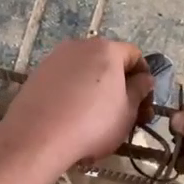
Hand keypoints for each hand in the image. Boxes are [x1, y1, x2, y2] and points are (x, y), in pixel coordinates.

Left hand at [0, 39, 153, 171]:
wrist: (37, 137)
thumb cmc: (92, 124)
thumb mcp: (127, 112)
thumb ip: (139, 90)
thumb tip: (144, 79)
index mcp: (106, 50)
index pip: (134, 55)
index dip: (144, 79)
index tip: (145, 104)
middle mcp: (80, 46)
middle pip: (108, 61)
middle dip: (120, 85)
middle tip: (125, 114)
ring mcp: (55, 58)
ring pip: (85, 71)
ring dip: (96, 89)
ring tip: (98, 119)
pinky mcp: (38, 74)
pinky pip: (65, 80)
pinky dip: (74, 94)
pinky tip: (73, 118)